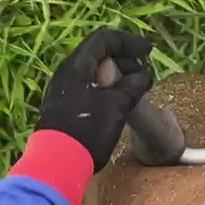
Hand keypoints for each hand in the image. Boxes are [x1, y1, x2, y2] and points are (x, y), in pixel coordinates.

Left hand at [37, 29, 155, 170]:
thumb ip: (132, 86)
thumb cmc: (87, 131)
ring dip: (118, 75)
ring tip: (135, 89)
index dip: (128, 41)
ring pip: (95, 71)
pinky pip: (90, 85)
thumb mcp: (116, 106)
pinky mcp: (65, 105)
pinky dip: (108, 87)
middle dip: (125, 59)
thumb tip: (144, 76)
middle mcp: (67, 73)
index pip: (104, 39)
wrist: (56, 165)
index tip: (148, 51)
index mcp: (77, 66)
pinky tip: (119, 102)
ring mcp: (64, 89)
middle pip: (99, 53)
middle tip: (143, 74)